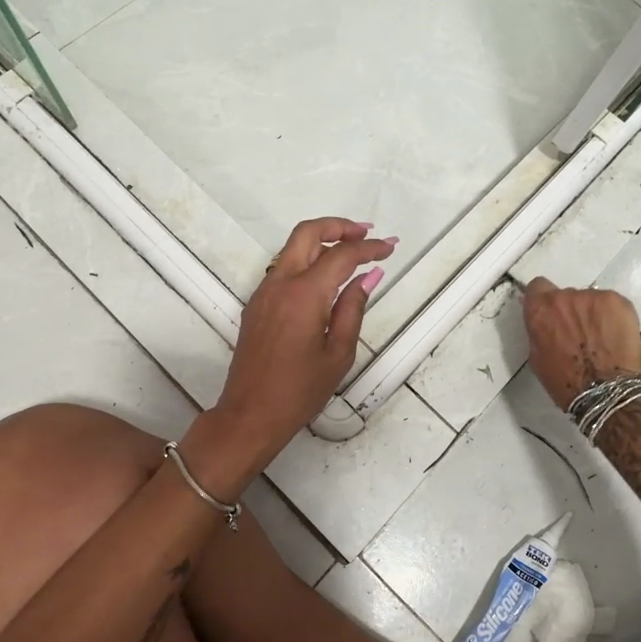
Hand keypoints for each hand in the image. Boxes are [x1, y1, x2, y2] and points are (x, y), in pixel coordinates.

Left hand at [211, 217, 394, 464]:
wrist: (250, 414)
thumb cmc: (299, 391)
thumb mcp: (338, 353)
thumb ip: (353, 308)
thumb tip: (368, 276)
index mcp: (304, 295)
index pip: (341, 256)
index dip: (369, 247)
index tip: (391, 247)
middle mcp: (280, 283)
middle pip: (308, 233)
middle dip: (339, 227)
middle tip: (367, 234)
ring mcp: (264, 292)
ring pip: (293, 247)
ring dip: (322, 241)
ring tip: (351, 251)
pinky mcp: (256, 304)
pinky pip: (283, 268)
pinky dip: (307, 260)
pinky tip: (326, 278)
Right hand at [521, 277, 640, 409]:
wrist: (607, 394)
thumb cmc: (566, 382)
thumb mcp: (537, 356)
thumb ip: (538, 330)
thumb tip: (542, 319)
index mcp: (541, 309)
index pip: (538, 287)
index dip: (543, 299)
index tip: (551, 315)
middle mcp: (565, 296)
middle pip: (566, 295)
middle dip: (570, 311)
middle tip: (579, 335)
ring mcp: (593, 297)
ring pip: (590, 300)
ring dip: (592, 314)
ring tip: (601, 339)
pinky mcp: (618, 301)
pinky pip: (611, 304)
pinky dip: (612, 317)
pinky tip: (615, 337)